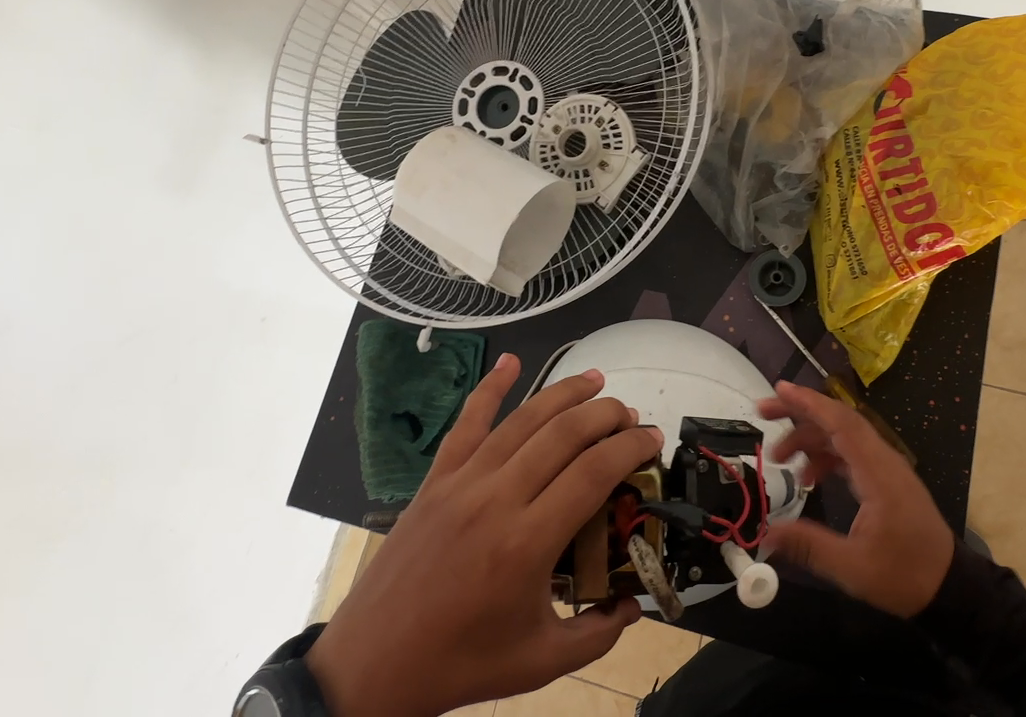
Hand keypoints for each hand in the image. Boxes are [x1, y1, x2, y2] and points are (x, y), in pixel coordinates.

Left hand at [306, 353, 663, 716]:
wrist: (373, 664)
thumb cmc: (461, 663)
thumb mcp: (541, 661)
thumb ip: (598, 634)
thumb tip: (634, 607)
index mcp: (528, 543)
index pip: (593, 472)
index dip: (629, 447)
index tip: (652, 440)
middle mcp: (497, 499)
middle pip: (564, 434)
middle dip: (607, 415)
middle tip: (631, 416)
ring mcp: (463, 483)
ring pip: (523, 420)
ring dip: (565, 393)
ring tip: (597, 381)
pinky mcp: (436, 480)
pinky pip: (467, 423)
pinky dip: (490, 388)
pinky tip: (511, 361)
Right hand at [757, 380, 953, 617]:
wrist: (949, 586)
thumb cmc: (904, 575)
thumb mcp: (852, 568)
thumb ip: (808, 546)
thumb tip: (766, 535)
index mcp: (878, 473)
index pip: (841, 423)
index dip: (809, 403)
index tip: (779, 389)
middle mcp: (883, 460)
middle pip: (839, 421)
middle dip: (800, 412)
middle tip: (764, 413)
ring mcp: (887, 468)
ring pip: (843, 436)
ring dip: (810, 438)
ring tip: (778, 457)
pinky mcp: (887, 480)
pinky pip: (851, 453)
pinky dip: (825, 456)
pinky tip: (808, 477)